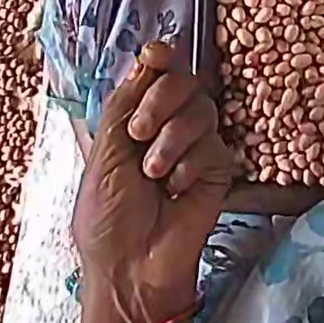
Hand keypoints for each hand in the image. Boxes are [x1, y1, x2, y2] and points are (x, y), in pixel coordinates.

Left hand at [73, 42, 231, 322]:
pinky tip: (176, 190)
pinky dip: (189, 165)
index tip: (156, 56)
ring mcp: (196, 145)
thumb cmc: (107, 214)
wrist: (129, 266)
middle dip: (161, 100)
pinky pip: (212, 145)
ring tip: (154, 173)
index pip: (158, 72)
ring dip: (172, 139)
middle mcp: (169, 124)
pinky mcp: (218, 167)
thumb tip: (152, 56)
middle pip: (183, 81)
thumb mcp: (105, 150)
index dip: (161, 57)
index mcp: (138, 117)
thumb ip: (127, 101)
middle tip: (140, 133)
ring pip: (201, 109)